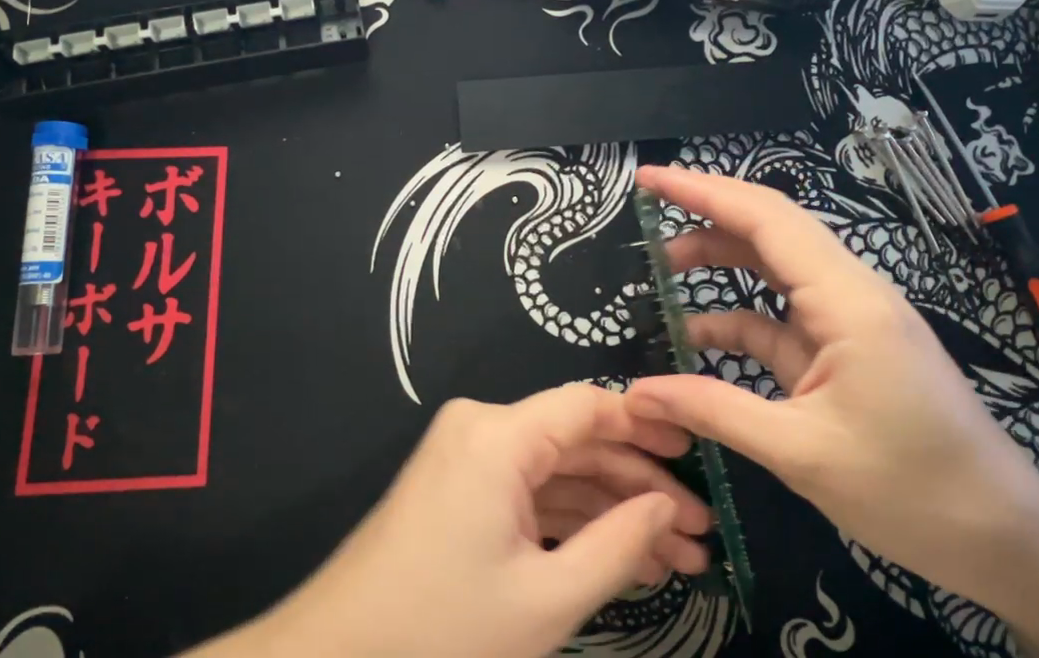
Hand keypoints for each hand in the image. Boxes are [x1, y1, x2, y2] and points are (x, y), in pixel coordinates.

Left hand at [211, 383, 712, 657]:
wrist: (338, 653)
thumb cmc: (446, 627)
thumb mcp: (548, 597)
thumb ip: (619, 544)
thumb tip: (667, 506)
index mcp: (499, 435)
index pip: (589, 406)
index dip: (648, 424)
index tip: (699, 452)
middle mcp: (481, 429)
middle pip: (577, 442)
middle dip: (639, 488)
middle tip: (699, 534)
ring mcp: (466, 458)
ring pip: (555, 472)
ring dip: (611, 511)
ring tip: (676, 558)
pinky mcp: (458, 488)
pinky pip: (527, 492)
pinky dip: (571, 522)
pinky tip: (620, 558)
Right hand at [623, 165, 1038, 618]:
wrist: (1002, 541)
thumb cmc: (909, 491)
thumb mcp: (799, 452)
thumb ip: (713, 410)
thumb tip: (636, 393)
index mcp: (848, 301)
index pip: (765, 219)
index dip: (701, 190)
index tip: (646, 178)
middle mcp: (852, 294)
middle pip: (771, 230)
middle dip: (707, 215)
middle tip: (647, 216)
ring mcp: (852, 322)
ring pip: (777, 270)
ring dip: (722, 263)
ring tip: (664, 270)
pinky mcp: (849, 351)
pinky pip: (784, 318)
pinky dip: (739, 317)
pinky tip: (698, 334)